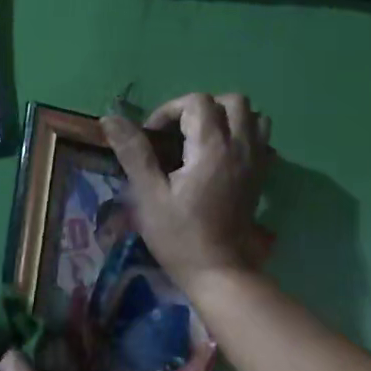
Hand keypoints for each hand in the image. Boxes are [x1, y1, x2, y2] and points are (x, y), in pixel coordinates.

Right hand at [101, 93, 271, 292]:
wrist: (217, 269)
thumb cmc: (177, 234)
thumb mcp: (148, 194)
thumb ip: (133, 152)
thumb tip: (109, 119)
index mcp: (212, 149)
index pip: (197, 103)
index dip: (168, 112)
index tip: (150, 138)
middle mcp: (241, 147)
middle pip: (232, 101)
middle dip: (199, 108)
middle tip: (174, 133)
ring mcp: (256, 161)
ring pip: (252, 116)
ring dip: (224, 118)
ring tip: (198, 140)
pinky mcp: (261, 175)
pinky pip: (259, 138)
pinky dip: (239, 135)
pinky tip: (216, 157)